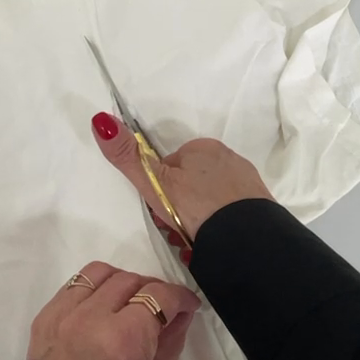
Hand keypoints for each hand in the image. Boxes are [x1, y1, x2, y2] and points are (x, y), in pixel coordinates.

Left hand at [28, 262, 199, 359]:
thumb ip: (170, 344)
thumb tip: (182, 314)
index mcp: (122, 339)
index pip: (157, 297)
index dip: (179, 297)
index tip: (189, 305)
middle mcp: (90, 317)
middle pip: (129, 280)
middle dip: (152, 289)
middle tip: (162, 308)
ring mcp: (64, 313)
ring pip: (98, 273)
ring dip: (121, 281)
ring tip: (131, 302)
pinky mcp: (46, 315)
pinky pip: (74, 285)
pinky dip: (93, 289)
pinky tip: (103, 307)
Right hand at [91, 114, 272, 244]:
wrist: (244, 239)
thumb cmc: (195, 205)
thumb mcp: (152, 182)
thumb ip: (126, 154)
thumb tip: (99, 119)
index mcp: (201, 147)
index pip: (171, 164)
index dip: (161, 185)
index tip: (161, 205)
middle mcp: (227, 157)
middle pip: (191, 179)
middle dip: (181, 201)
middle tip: (176, 225)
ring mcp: (246, 180)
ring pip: (210, 196)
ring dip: (200, 214)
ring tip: (194, 238)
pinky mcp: (261, 203)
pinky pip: (230, 211)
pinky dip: (220, 222)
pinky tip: (214, 238)